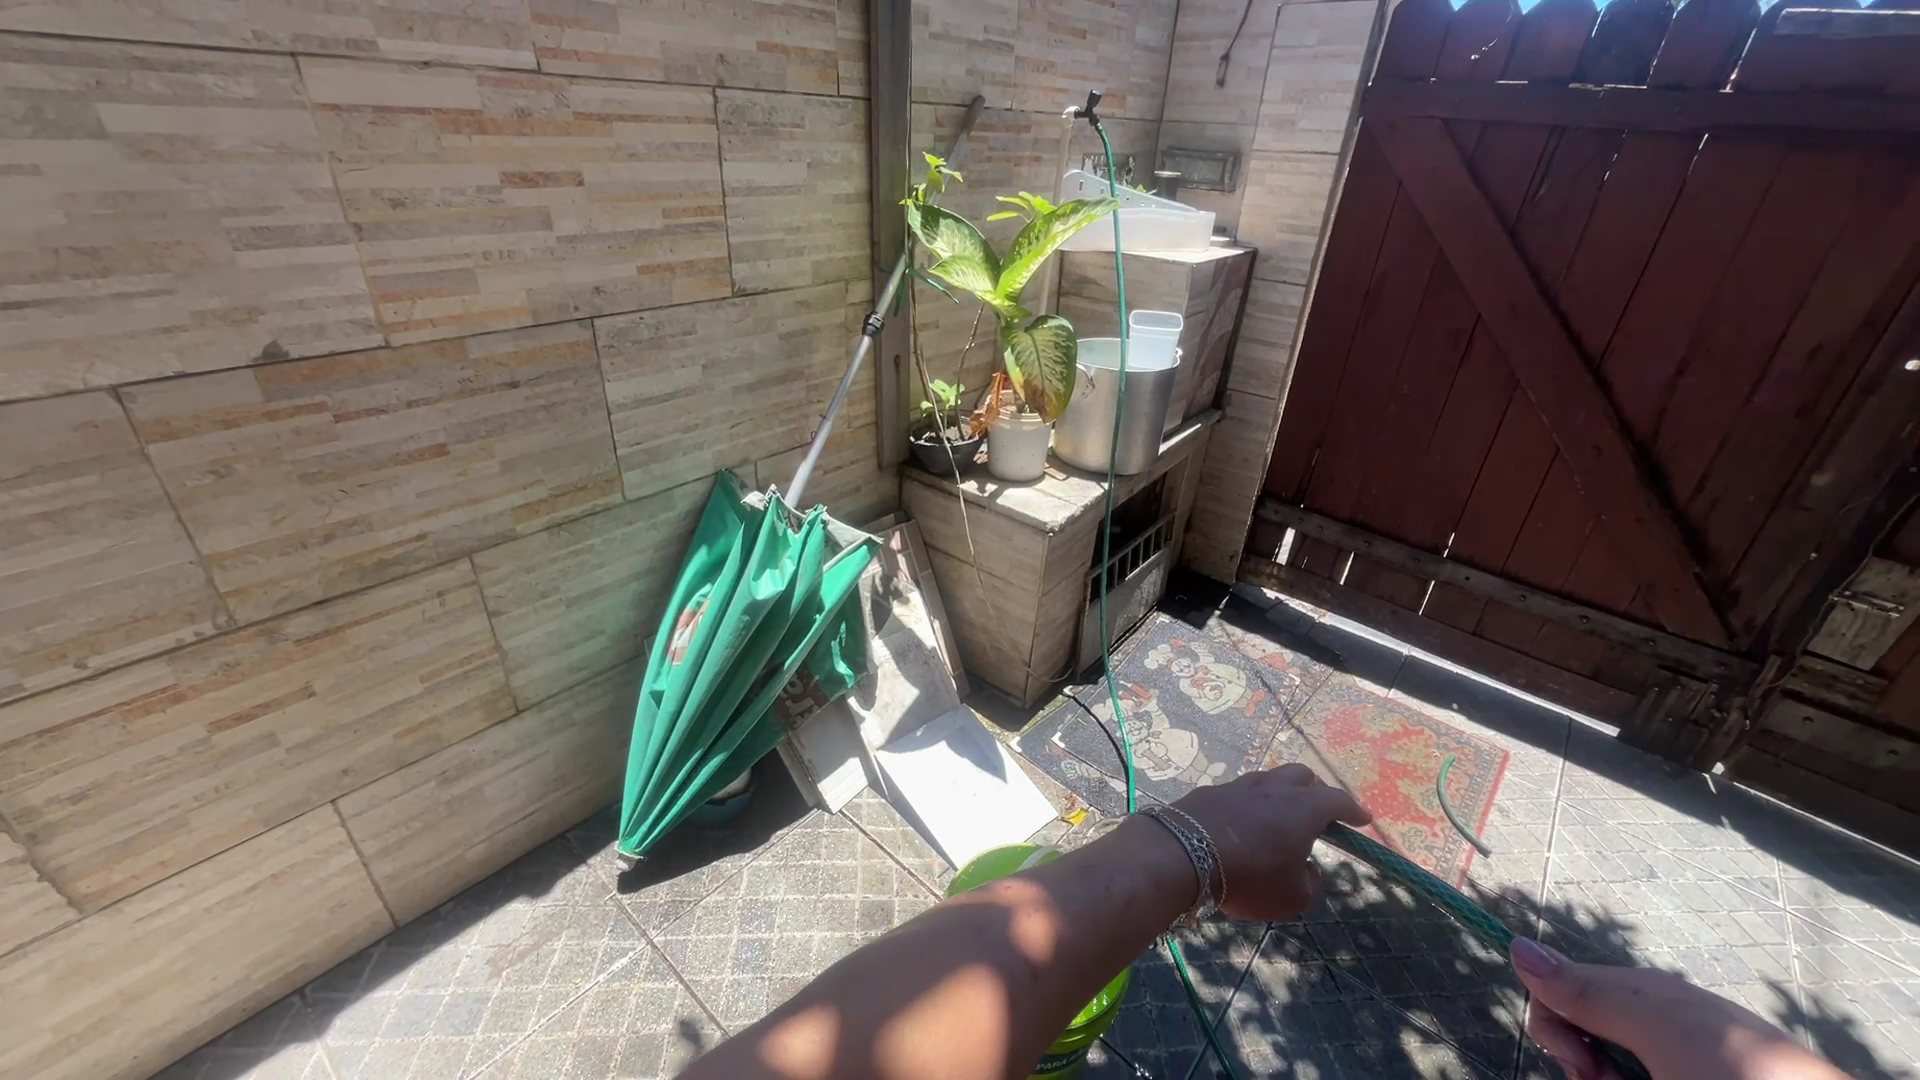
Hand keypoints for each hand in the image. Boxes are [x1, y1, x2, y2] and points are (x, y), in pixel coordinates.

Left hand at [1172, 763, 1370, 920]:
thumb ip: (1310, 881)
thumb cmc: (1248, 875)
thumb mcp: (1292, 895)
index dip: (1353, 810)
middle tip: (1320, 812)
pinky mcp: (1209, 791)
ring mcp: (1238, 785)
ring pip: (1267, 780)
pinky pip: (1239, 793)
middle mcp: (1272, 787)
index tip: (1363, 818)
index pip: (1337, 800)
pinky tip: (1243, 823)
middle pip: (1301, 776)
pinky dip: (1249, 805)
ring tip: (1279, 817)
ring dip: (1279, 795)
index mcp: (1302, 807)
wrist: (1181, 852)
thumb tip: (1307, 869)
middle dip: (1316, 791)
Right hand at [1509, 937, 1847, 1079]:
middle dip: (1581, 1064)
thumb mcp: (1661, 1029)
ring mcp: (1663, 1064)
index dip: (1552, 1026)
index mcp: (1639, 998)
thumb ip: (1586, 990)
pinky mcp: (1672, 1074)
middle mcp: (1647, 1029)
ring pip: (1600, 1068)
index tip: (1580, 1062)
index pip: (1555, 993)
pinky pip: (1625, 1074)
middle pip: (1574, 1037)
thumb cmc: (1742, 1073)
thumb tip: (1514, 945)